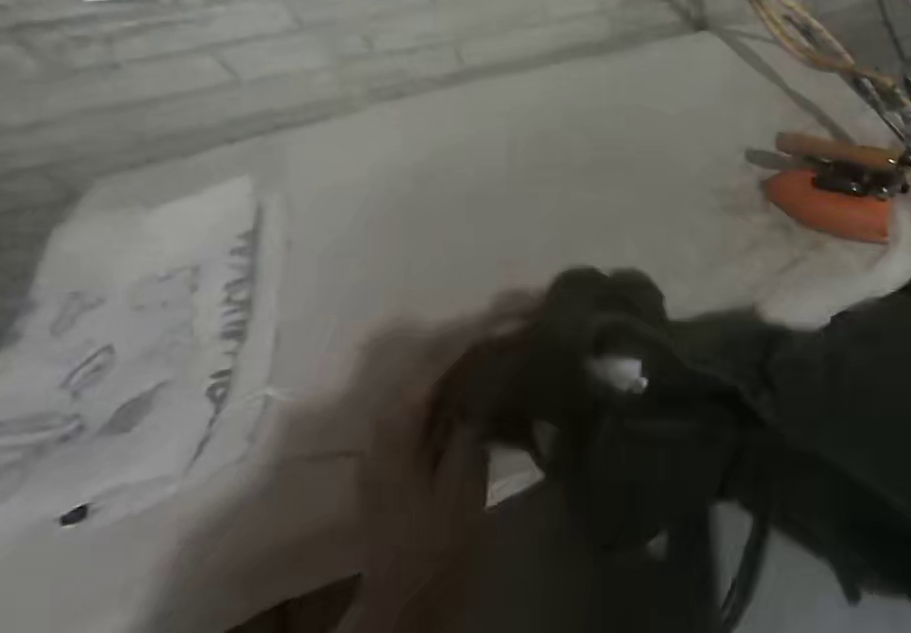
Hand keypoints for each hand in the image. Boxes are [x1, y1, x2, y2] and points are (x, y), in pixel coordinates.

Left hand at [350, 296, 534, 632]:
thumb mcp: (462, 480)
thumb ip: (473, 419)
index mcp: (397, 420)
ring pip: (437, 375)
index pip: (442, 357)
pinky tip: (495, 377)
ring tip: (515, 338)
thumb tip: (494, 369)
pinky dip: (466, 380)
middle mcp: (388, 415)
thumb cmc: (433, 540)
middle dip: (480, 336)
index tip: (521, 314)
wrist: (404, 596)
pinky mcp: (404, 444)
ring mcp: (392, 430)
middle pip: (436, 360)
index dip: (482, 332)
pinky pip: (437, 396)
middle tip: (522, 319)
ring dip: (474, 355)